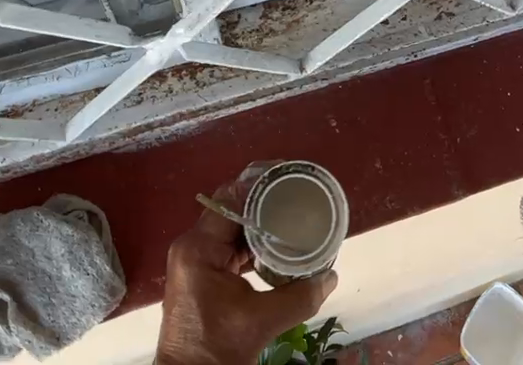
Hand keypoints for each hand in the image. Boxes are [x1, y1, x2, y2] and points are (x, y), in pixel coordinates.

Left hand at [155, 170, 338, 364]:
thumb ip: (299, 297)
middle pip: (231, 208)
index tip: (288, 175)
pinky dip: (252, 241)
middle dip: (264, 200)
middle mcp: (192, 246)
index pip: (231, 199)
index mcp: (199, 248)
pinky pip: (229, 244)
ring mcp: (195, 260)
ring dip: (259, 220)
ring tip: (291, 213)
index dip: (259, 183)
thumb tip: (331, 275)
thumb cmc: (217, 348)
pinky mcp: (202, 273)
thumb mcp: (261, 321)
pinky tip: (276, 241)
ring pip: (231, 226)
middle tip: (295, 193)